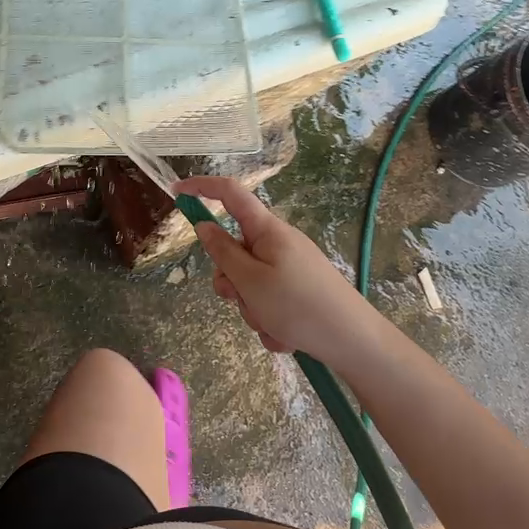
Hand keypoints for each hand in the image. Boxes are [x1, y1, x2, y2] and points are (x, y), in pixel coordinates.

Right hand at [177, 176, 376, 360]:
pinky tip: (287, 336)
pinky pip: (268, 302)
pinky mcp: (298, 291)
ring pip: (249, 282)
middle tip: (244, 299)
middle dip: (231, 281)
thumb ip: (222, 252)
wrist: (353, 341)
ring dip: (252, 307)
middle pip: (235, 251)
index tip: (176, 191)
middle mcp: (278, 244)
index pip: (230, 194)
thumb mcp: (250, 280)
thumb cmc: (298, 305)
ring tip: (272, 324)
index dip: (202, 187)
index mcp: (267, 230)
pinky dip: (270, 320)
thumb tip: (204, 225)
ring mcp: (289, 268)